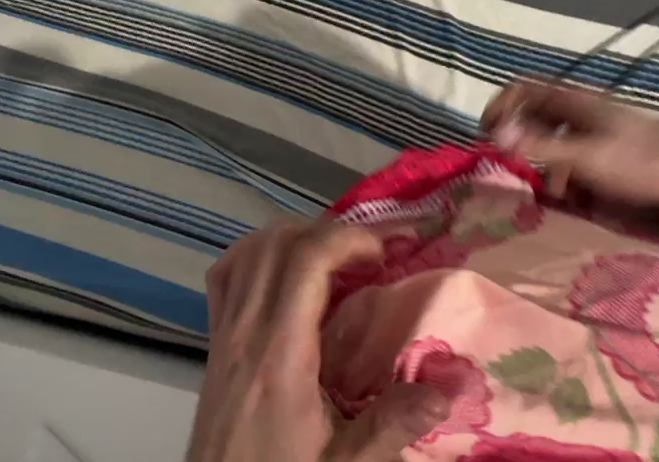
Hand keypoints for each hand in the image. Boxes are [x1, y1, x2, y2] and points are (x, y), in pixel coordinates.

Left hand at [187, 219, 448, 461]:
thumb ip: (389, 427)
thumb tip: (446, 390)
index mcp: (280, 354)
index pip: (305, 260)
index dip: (346, 238)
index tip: (382, 253)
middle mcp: (245, 330)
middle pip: (277, 242)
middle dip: (326, 231)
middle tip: (365, 255)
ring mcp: (223, 333)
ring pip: (249, 250)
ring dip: (292, 237)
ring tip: (331, 258)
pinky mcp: (213, 343)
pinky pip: (226, 274)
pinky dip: (255, 255)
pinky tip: (282, 272)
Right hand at [480, 79, 658, 210]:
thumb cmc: (648, 166)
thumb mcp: (588, 160)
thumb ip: (540, 147)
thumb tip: (494, 133)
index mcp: (577, 102)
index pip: (524, 88)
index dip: (500, 106)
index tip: (485, 135)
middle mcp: (589, 109)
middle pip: (540, 113)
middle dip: (523, 140)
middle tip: (516, 170)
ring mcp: (608, 128)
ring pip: (562, 136)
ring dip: (549, 161)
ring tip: (553, 192)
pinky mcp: (623, 148)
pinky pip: (583, 153)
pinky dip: (572, 172)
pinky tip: (582, 197)